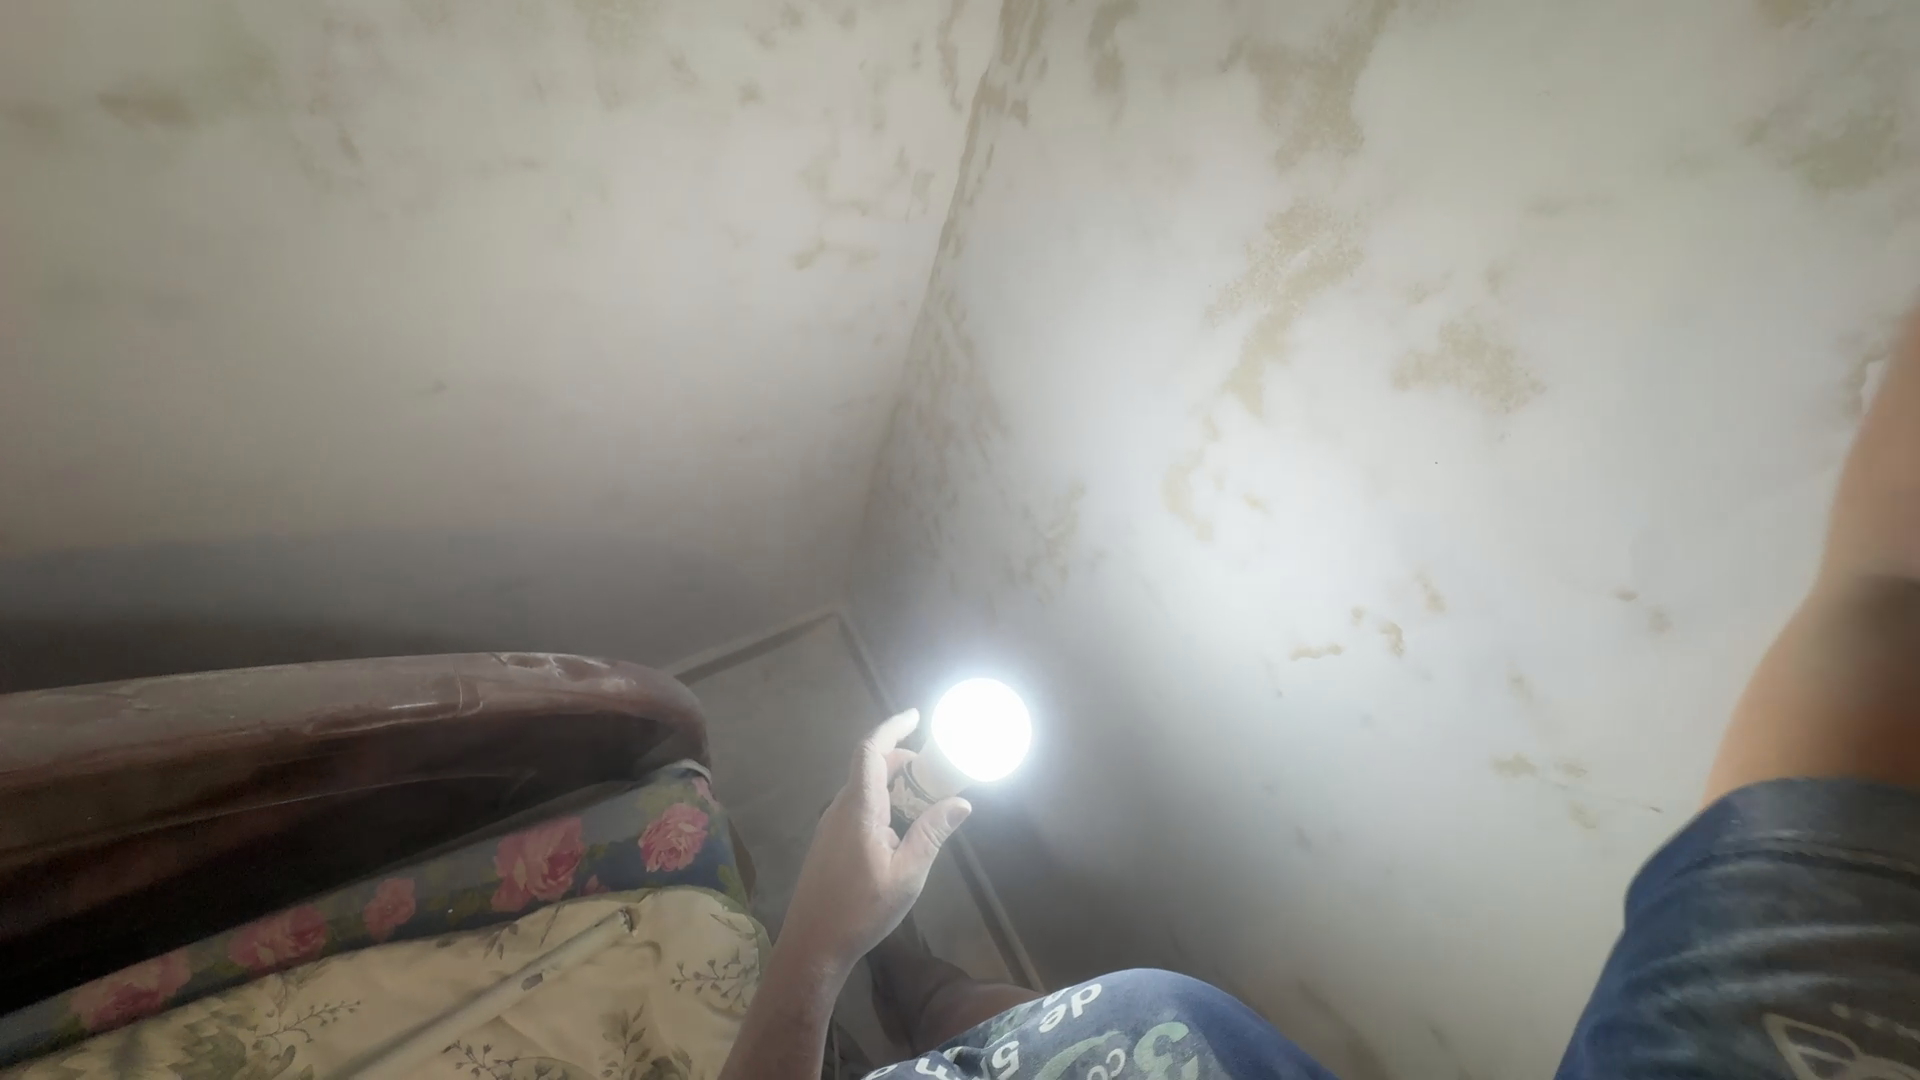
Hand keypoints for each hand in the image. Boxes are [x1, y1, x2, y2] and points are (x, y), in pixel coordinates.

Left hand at [779, 709, 972, 971]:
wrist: (812, 947)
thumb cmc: (861, 910)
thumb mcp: (907, 875)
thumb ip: (932, 834)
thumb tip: (961, 802)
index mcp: (860, 808)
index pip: (871, 751)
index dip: (892, 727)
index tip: (916, 716)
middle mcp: (841, 807)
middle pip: (871, 765)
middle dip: (903, 758)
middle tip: (936, 770)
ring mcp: (832, 823)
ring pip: (865, 786)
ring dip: (894, 783)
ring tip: (925, 801)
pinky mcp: (830, 840)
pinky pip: (858, 805)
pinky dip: (883, 801)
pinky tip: (901, 829)